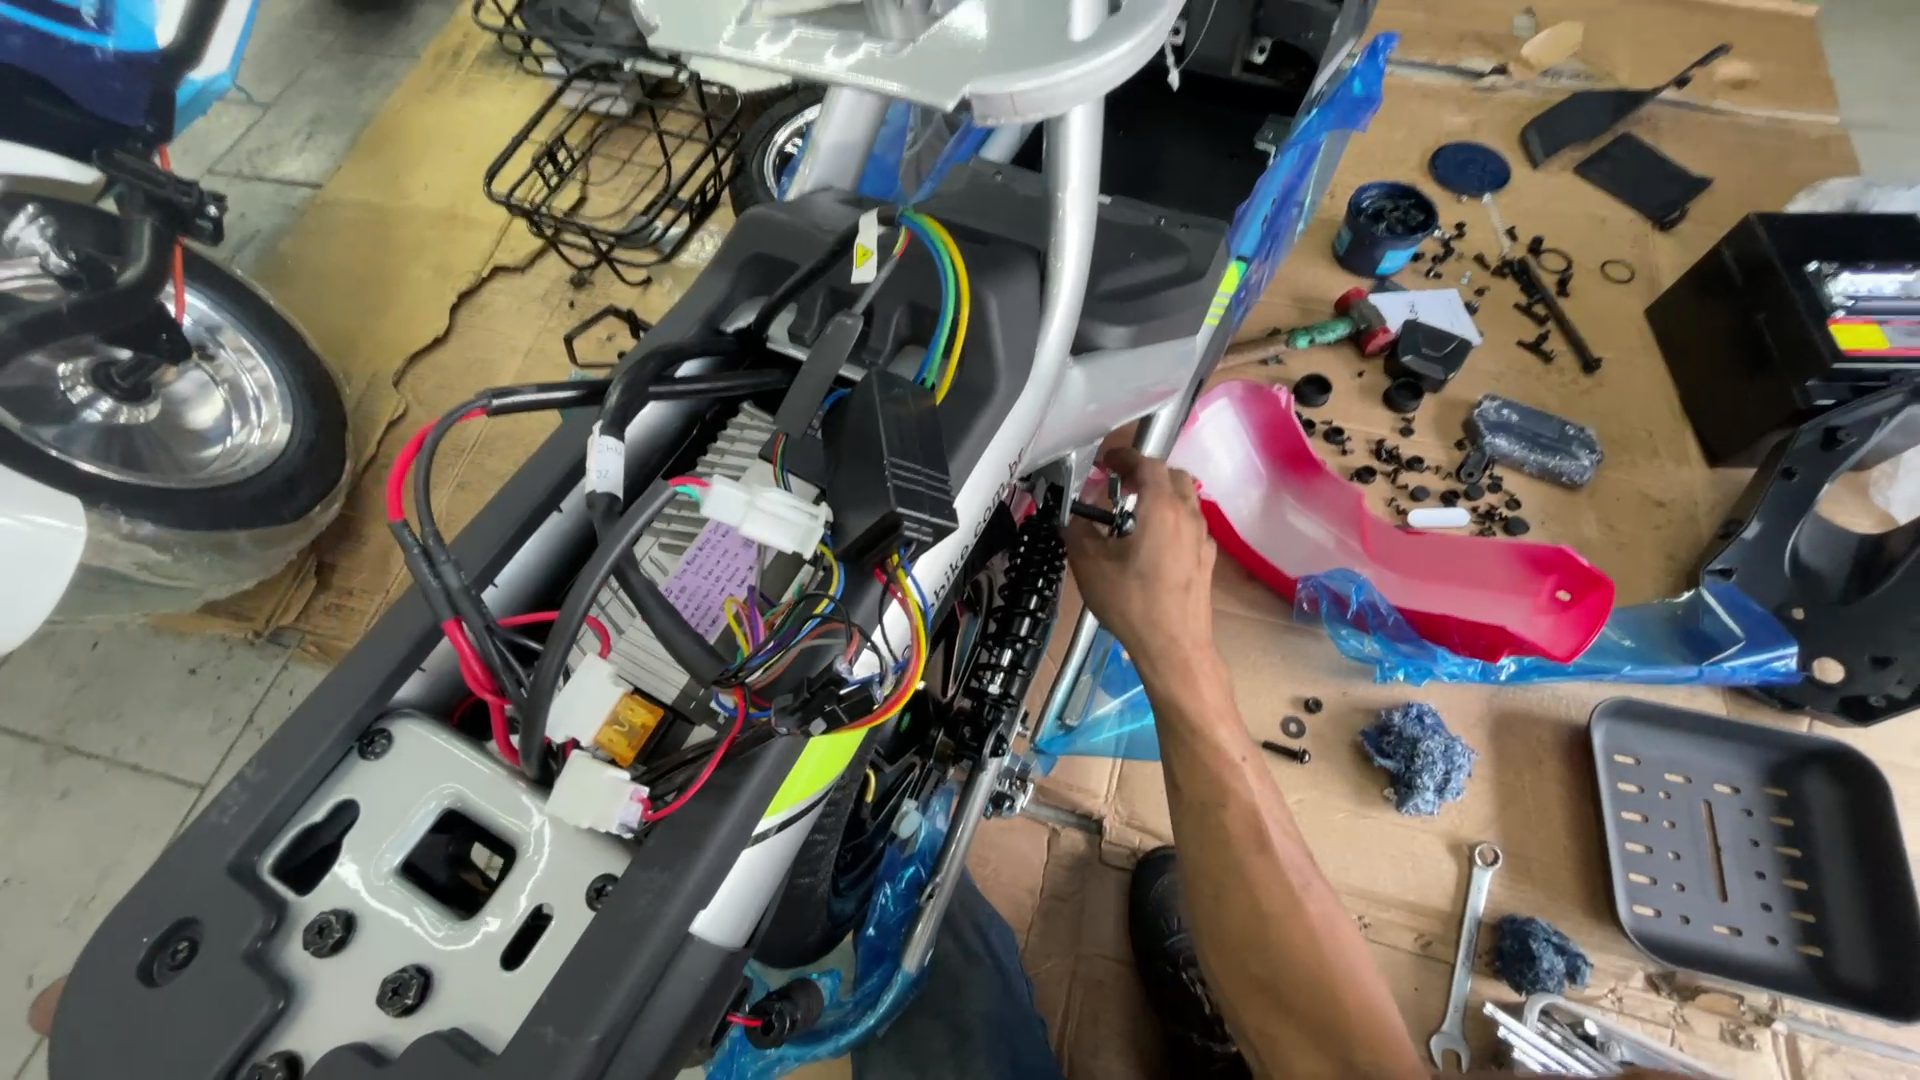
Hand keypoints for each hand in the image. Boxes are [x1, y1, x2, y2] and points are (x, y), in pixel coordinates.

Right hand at [1064, 448, 1220, 683]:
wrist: (1174, 647)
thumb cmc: (1132, 603)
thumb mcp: (1090, 566)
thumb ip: (1078, 534)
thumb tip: (1071, 520)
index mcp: (1161, 508)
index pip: (1148, 464)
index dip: (1125, 456)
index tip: (1105, 461)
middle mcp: (1188, 516)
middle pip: (1173, 476)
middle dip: (1145, 473)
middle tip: (1119, 484)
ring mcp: (1202, 539)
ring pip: (1185, 500)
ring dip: (1160, 496)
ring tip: (1132, 513)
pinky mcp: (1206, 560)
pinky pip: (1190, 525)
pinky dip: (1170, 519)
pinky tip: (1150, 544)